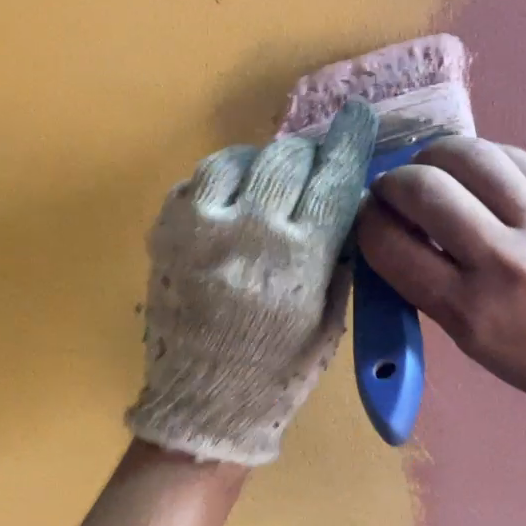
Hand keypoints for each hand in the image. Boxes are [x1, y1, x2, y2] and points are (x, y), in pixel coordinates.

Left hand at [127, 100, 378, 464]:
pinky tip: (231, 198)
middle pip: (286, 160)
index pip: (333, 178)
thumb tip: (345, 203)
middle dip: (308, 156)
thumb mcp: (328, 320)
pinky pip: (197, 180)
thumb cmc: (277, 375)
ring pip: (238, 158)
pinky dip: (220, 180)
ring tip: (269, 181)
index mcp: (299, 258)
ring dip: (262, 163)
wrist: (203, 406)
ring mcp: (201, 228)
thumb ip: (338, 255)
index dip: (351, 143)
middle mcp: (249, 230)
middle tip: (313, 167)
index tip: (359, 119)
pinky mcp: (166, 233)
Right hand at [354, 137, 525, 418]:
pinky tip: (474, 174)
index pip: (390, 245)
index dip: (366, 223)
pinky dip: (479, 159)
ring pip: (468, 155)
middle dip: (393, 183)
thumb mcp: (466, 338)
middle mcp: (504, 262)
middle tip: (393, 192)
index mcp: (467, 310)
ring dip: (432, 156)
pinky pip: (512, 156)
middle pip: (424, 188)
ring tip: (430, 171)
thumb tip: (390, 226)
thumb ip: (425, 283)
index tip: (368, 219)